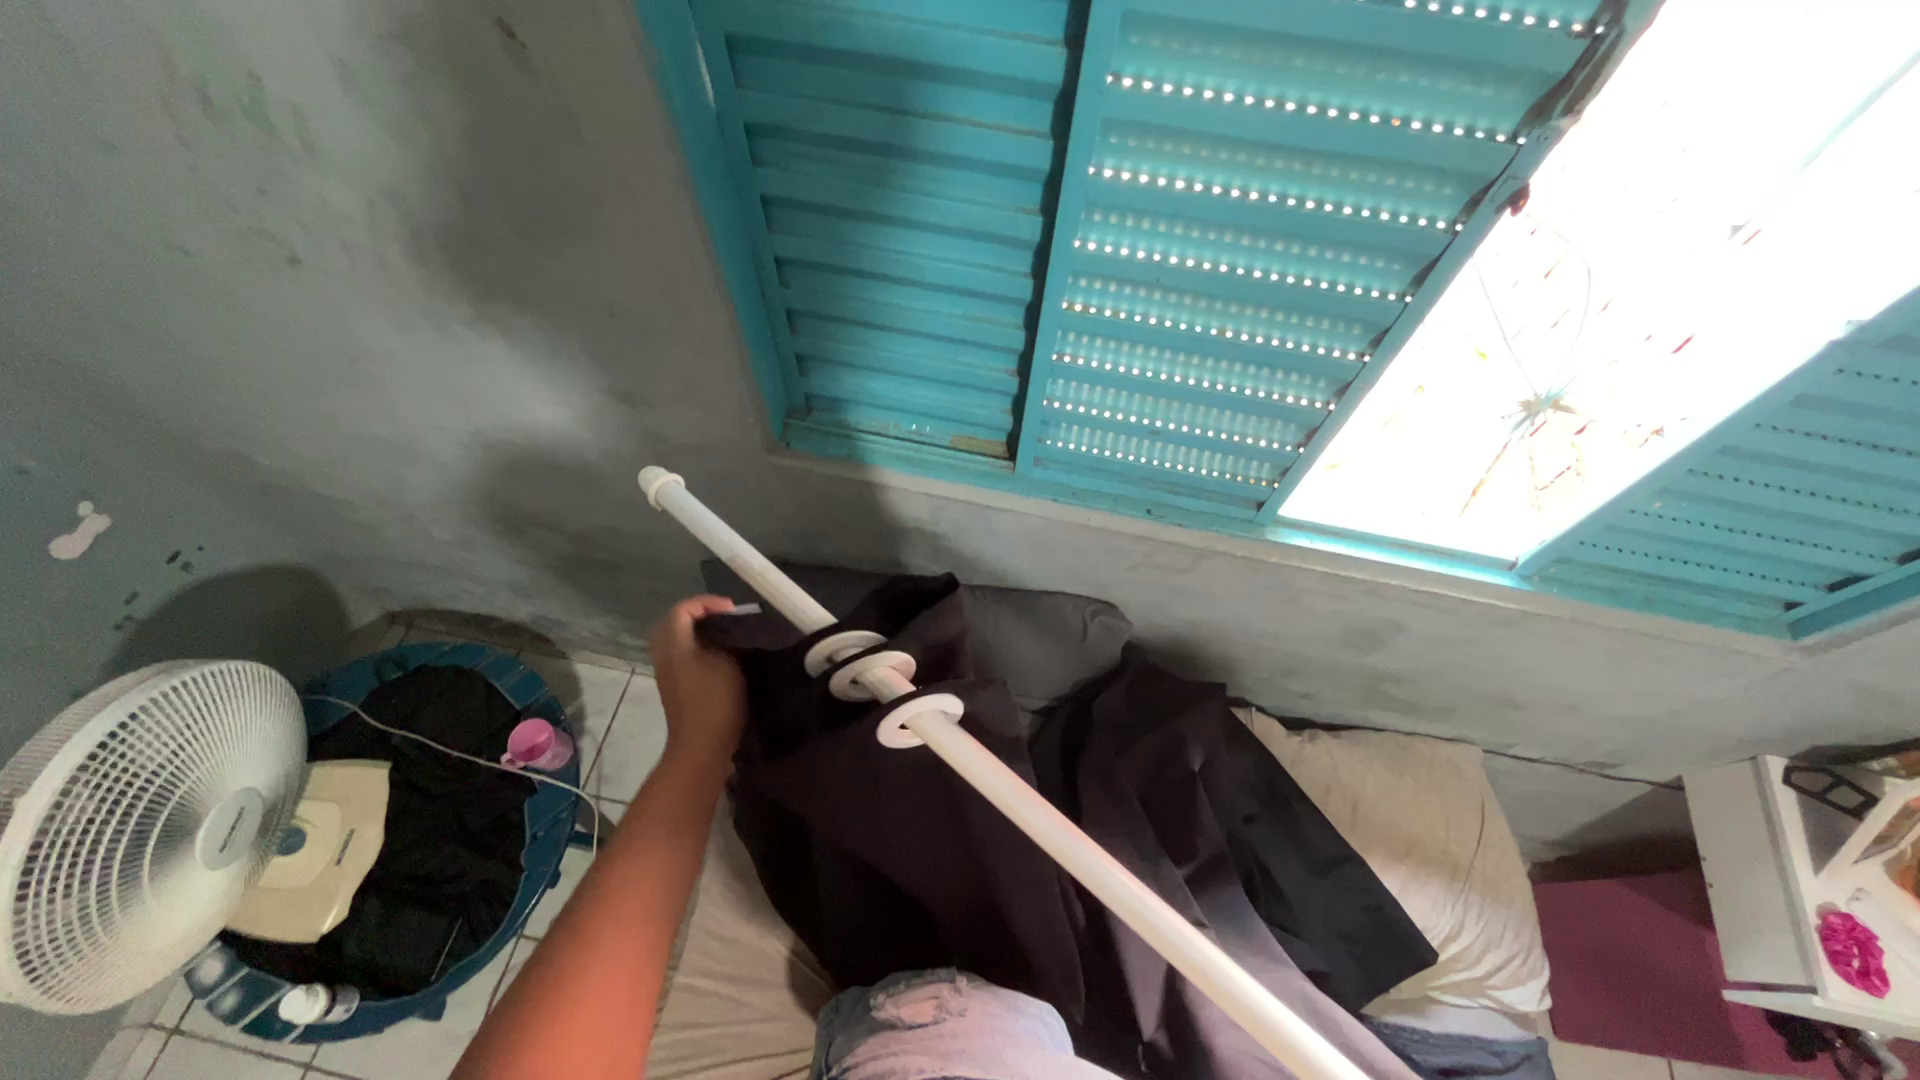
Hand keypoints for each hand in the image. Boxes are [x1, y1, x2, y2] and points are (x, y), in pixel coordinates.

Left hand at [648, 595, 748, 764]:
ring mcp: (666, 673)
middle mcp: (664, 656)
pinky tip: (720, 657)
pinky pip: (680, 656)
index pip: (682, 609)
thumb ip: (727, 639)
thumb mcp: (728, 663)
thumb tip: (730, 629)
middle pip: (673, 622)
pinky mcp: (674, 687)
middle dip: (698, 614)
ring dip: (698, 633)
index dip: (708, 603)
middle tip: (724, 618)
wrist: (702, 746)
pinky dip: (697, 648)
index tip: (733, 610)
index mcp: (674, 646)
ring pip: (676, 640)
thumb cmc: (716, 701)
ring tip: (725, 636)